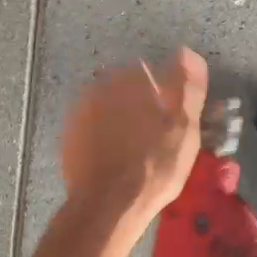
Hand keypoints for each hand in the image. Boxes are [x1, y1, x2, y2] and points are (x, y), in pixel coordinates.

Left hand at [60, 48, 208, 225]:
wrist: (108, 204)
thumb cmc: (154, 165)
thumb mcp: (183, 128)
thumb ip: (187, 87)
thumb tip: (187, 52)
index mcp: (131, 78)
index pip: (149, 73)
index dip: (163, 96)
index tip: (170, 121)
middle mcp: (102, 84)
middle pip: (126, 88)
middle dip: (139, 105)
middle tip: (154, 138)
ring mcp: (81, 108)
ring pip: (107, 106)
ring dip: (120, 119)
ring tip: (134, 152)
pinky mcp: (69, 132)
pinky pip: (91, 126)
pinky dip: (102, 135)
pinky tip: (113, 158)